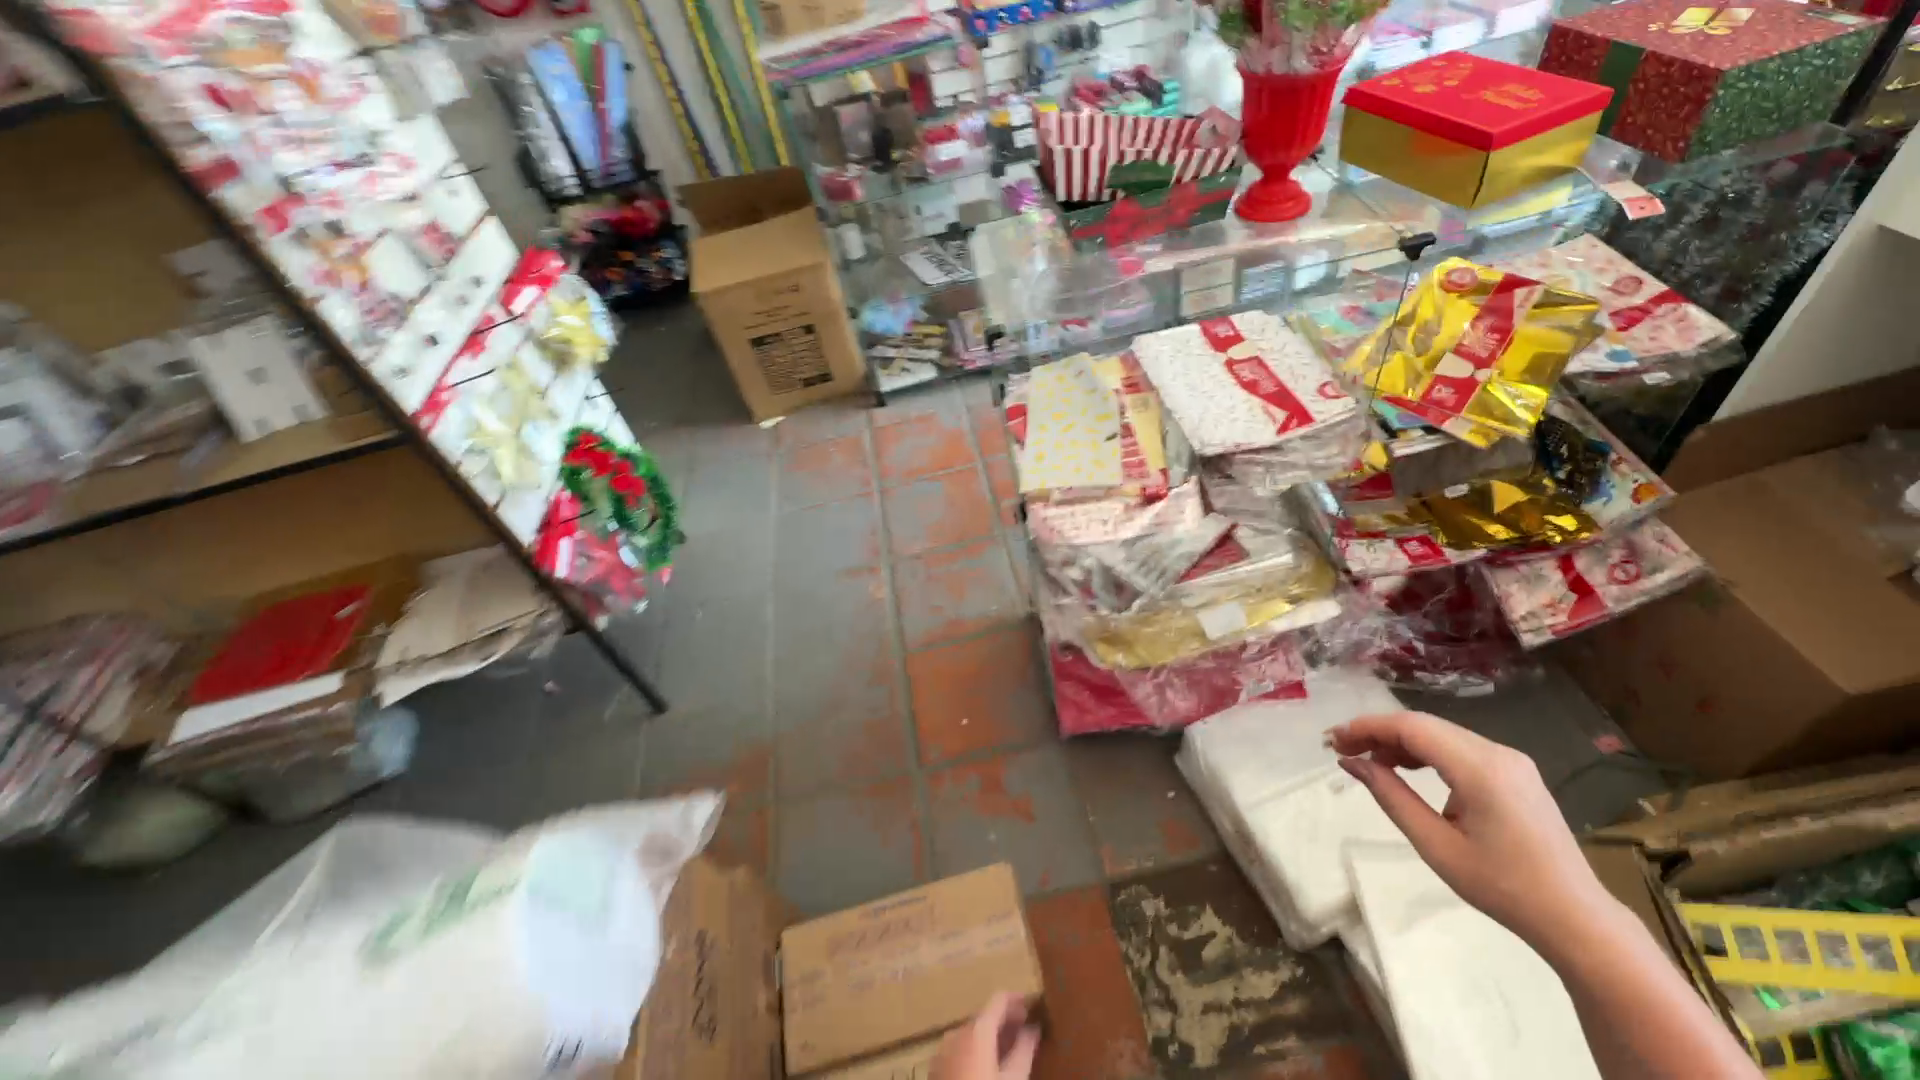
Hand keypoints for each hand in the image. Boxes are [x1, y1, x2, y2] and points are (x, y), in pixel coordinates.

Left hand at [929, 992, 1040, 1079]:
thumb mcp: (1014, 1079)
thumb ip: (1025, 1049)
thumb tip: (1033, 1029)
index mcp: (977, 1030)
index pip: (1000, 999)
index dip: (1019, 1001)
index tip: (1036, 1008)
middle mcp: (957, 1032)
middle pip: (986, 1016)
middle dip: (1008, 1022)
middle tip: (1029, 1033)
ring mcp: (944, 1050)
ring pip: (973, 1033)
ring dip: (993, 1037)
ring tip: (1013, 1053)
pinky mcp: (937, 1068)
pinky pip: (961, 1048)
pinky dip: (978, 1050)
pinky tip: (990, 1069)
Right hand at [1328, 711, 1611, 948]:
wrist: (1574, 916)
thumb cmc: (1502, 887)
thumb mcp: (1436, 845)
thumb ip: (1391, 797)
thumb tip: (1352, 763)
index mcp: (1480, 768)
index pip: (1411, 728)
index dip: (1367, 727)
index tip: (1332, 741)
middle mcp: (1498, 753)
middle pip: (1425, 726)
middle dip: (1378, 733)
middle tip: (1340, 751)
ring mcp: (1510, 761)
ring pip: (1441, 735)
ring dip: (1401, 743)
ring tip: (1366, 762)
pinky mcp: (1515, 773)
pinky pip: (1460, 750)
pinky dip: (1426, 754)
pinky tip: (1405, 771)